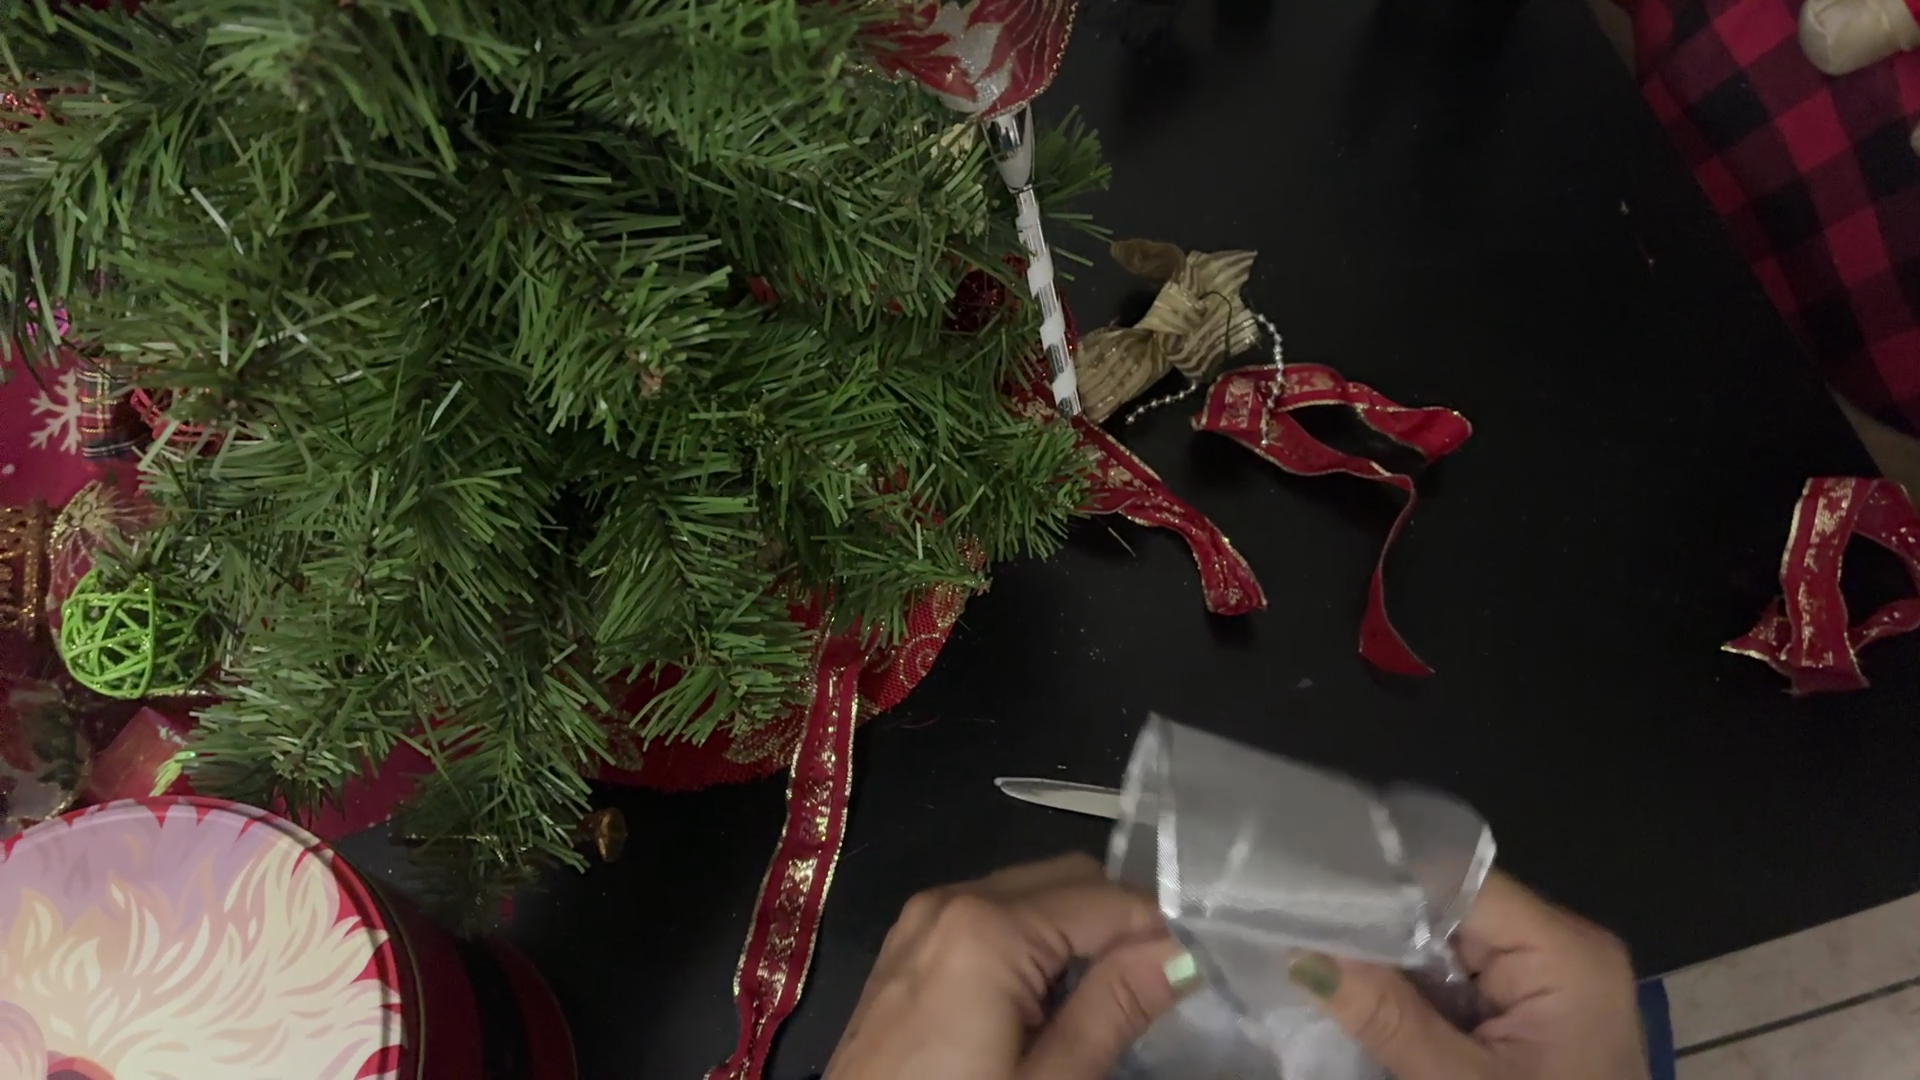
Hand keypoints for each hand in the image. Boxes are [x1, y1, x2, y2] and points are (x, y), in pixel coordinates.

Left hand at [826, 853, 1197, 1079]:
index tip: (1194, 966)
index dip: (1156, 927)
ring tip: (1101, 995)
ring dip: (1073, 925)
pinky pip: (987, 909)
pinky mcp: (910, 939)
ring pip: (1027, 888)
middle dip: (1115, 918)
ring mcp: (924, 914)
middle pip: (1064, 876)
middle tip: (1153, 984)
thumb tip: (1182, 952)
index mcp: (988, 925)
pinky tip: (1040, 993)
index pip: (1102, 897)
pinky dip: (1028, 933)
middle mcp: (953, 897)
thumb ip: (1115, 1006)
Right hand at [1287, 870, 1647, 1079]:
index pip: (1449, 878)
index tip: (1307, 887)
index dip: (1377, 879)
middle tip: (1295, 918)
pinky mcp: (1519, 998)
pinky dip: (1400, 976)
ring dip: (1379, 949)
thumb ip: (1386, 1017)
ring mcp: (1538, 969)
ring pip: (1432, 930)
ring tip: (1309, 942)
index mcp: (1562, 951)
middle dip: (1370, 916)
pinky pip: (1443, 963)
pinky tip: (1355, 980)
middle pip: (1438, 899)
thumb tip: (1297, 950)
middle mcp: (1554, 941)